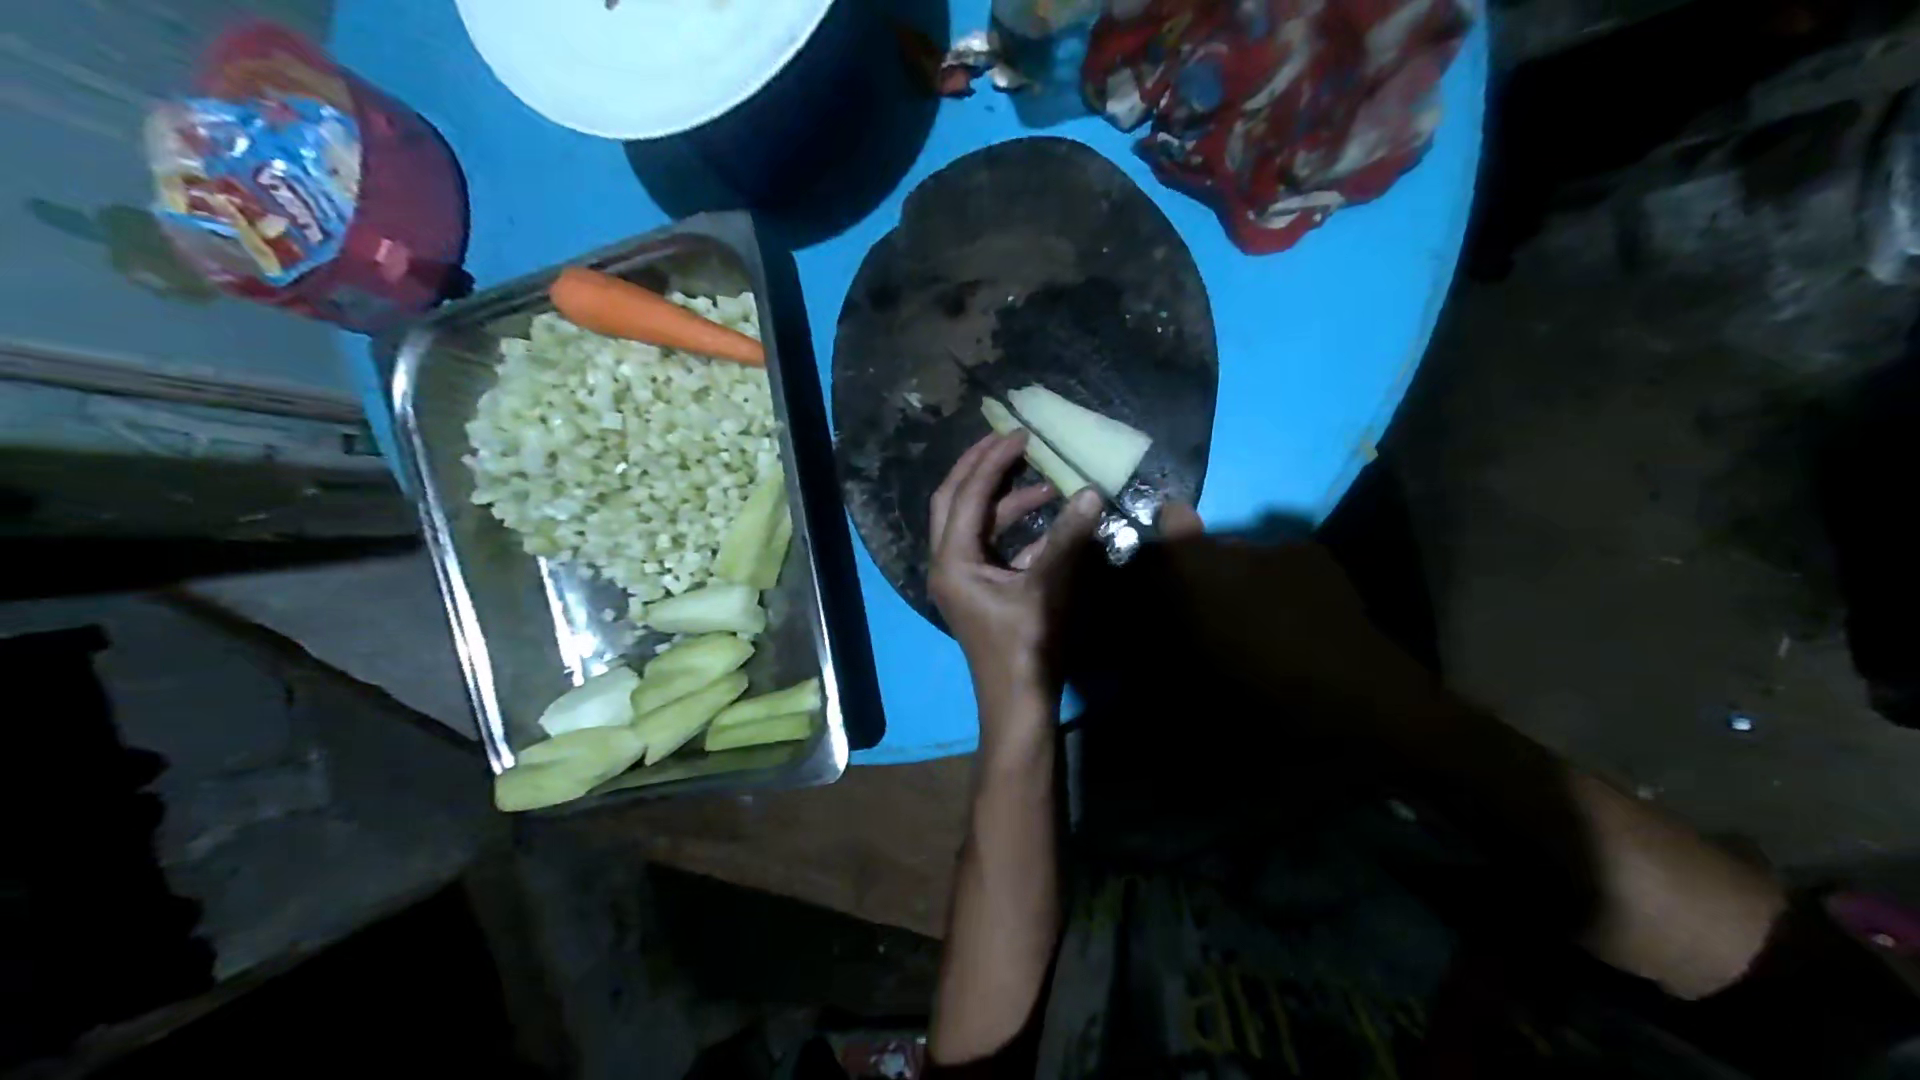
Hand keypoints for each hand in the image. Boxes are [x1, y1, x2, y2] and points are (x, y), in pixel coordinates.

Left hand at [929, 433, 1102, 713]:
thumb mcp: (1048, 587)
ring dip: (1004, 501)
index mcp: (952, 560)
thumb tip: (1091, 491)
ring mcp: (960, 577)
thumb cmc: (1027, 647)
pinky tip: (1047, 524)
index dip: (993, 461)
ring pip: (973, 523)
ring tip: (1046, 486)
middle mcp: (946, 563)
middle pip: (954, 500)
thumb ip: (1067, 538)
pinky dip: (1013, 530)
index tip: (1019, 434)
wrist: (1018, 703)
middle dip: (981, 468)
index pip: (967, 495)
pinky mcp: (978, 589)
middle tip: (1011, 441)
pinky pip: (989, 545)